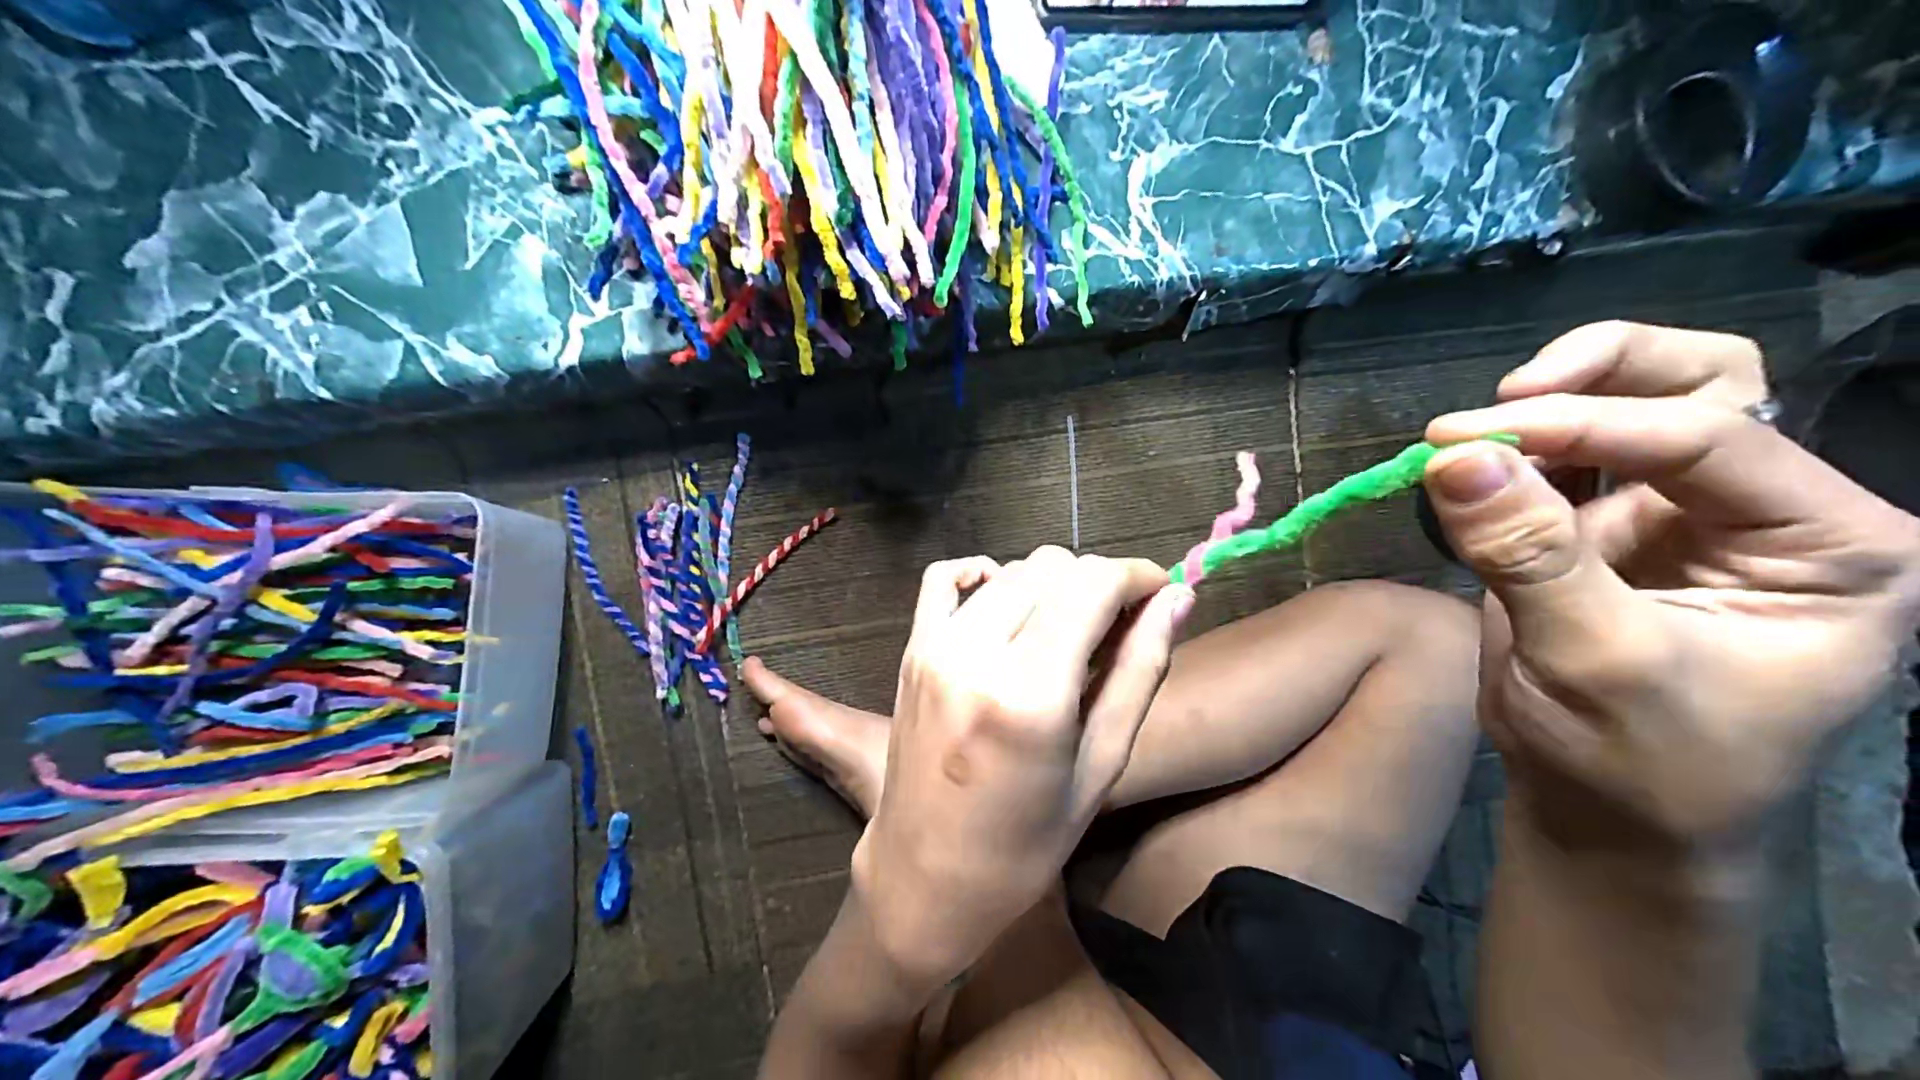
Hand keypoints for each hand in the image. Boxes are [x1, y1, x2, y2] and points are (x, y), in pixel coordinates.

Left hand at [850, 548, 1191, 986]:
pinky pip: (945, 576)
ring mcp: (935, 646)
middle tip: (1118, 625)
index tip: (1160, 593)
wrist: (925, 875)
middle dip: (1099, 582)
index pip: (1092, 584)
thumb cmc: (1026, 843)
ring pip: (1010, 569)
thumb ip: (1140, 671)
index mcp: (1029, 693)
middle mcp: (976, 653)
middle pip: (1053, 567)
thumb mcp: (1101, 764)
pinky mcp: (911, 649)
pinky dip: (985, 574)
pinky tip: (1007, 604)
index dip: (1137, 576)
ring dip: (1052, 584)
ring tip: (1068, 630)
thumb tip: (1177, 598)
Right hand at [1423, 321, 1919, 848]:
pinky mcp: (1601, 531)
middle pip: (1706, 385)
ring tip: (1483, 424)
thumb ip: (1531, 554)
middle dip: (1603, 373)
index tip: (1464, 437)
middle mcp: (1761, 511)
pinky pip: (1565, 462)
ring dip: (1562, 397)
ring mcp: (1676, 516)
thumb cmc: (1640, 760)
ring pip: (1641, 403)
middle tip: (1509, 395)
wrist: (1609, 814)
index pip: (1709, 438)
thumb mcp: (1592, 661)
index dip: (1583, 425)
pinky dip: (1517, 451)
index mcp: (1826, 543)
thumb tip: (1453, 458)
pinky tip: (1471, 465)